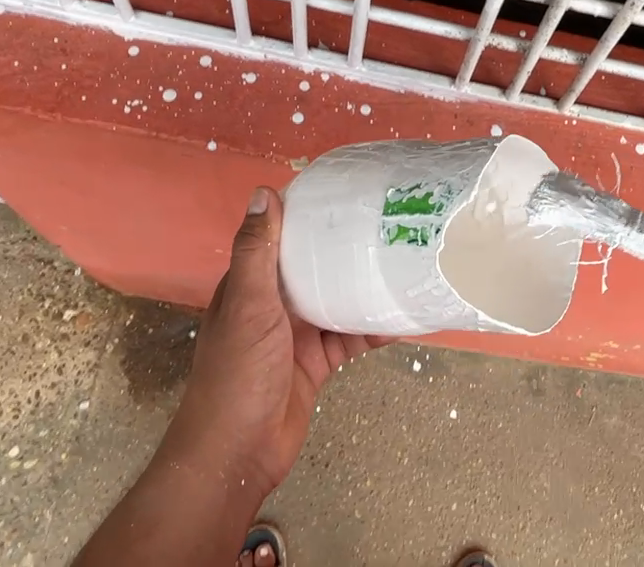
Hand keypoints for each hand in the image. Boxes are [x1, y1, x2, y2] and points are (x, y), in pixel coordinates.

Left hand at [165, 185, 390, 497]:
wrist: (239, 453)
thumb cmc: (238, 372)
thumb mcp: (248, 304)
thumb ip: (257, 252)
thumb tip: (264, 191)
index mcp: (250, 285)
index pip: (280, 238)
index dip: (309, 215)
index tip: (347, 192)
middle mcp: (273, 305)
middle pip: (314, 268)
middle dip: (346, 250)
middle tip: (390, 225)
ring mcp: (297, 336)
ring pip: (337, 302)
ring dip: (365, 289)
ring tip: (405, 265)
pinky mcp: (317, 364)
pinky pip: (350, 339)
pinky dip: (374, 330)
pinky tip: (404, 319)